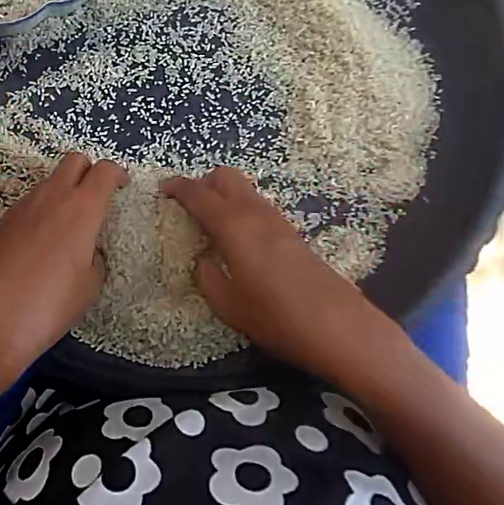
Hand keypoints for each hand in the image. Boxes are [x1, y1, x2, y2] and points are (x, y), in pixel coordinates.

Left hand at [0, 153, 127, 385]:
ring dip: (63, 192)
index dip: (117, 174)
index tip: (122, 186)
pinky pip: (29, 204)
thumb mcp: (89, 286)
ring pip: (49, 182)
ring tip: (68, 227)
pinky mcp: (0, 222)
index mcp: (81, 208)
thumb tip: (86, 250)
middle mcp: (51, 197)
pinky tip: (40, 244)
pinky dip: (42, 211)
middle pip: (74, 161)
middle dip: (90, 171)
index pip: (104, 170)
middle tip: (96, 198)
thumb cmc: (49, 305)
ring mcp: (21, 207)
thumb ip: (95, 257)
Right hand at [164, 167, 398, 382]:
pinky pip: (258, 208)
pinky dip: (241, 211)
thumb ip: (208, 278)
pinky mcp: (293, 234)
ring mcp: (278, 221)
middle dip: (204, 183)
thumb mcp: (229, 306)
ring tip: (211, 226)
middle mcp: (256, 214)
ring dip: (225, 197)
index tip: (163, 189)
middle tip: (189, 207)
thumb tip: (205, 262)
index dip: (178, 187)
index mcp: (233, 226)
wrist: (340, 328)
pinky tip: (239, 241)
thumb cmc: (276, 318)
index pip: (199, 194)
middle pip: (226, 176)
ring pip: (245, 190)